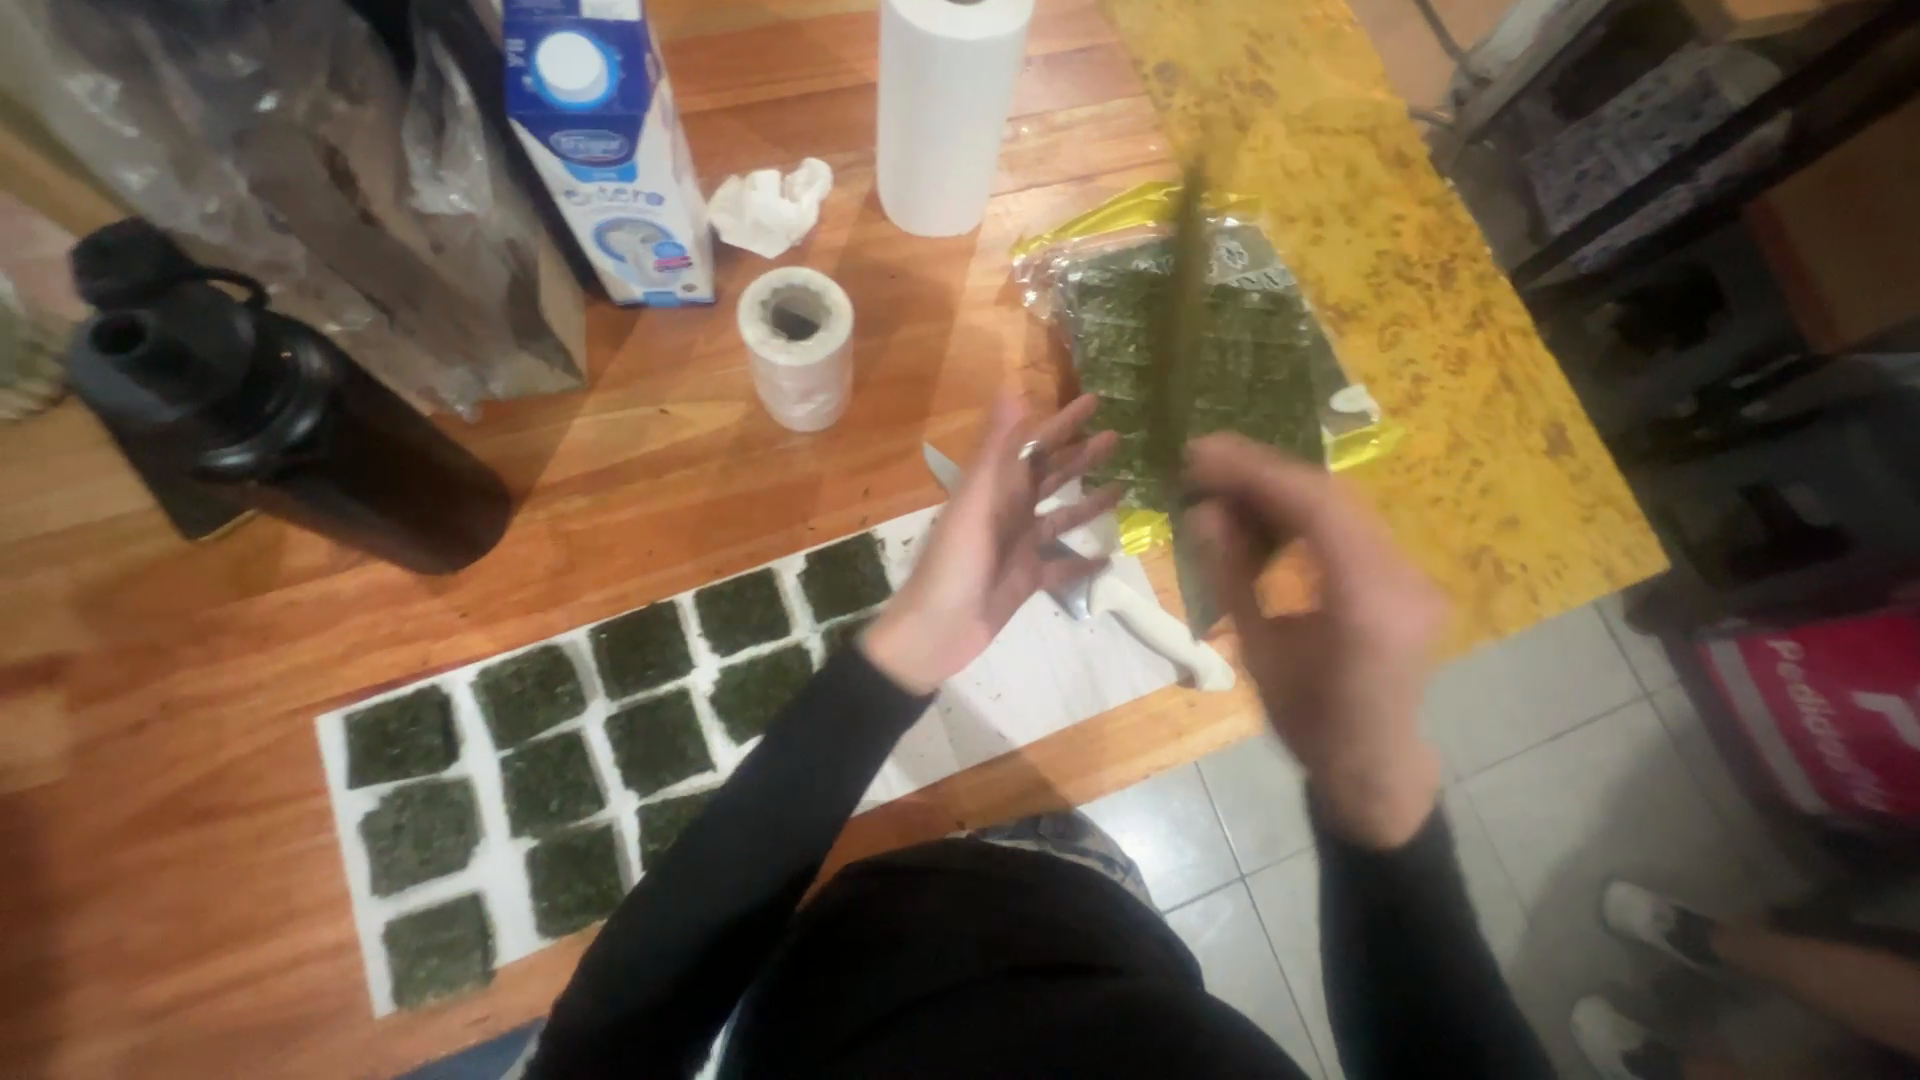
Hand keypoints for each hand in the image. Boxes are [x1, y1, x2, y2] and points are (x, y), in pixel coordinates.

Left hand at [862, 393, 1121, 694]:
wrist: (936, 630)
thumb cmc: (953, 564)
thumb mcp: (974, 502)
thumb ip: (994, 449)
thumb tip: (1012, 389)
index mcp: (994, 489)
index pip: (1035, 445)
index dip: (1062, 422)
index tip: (1096, 401)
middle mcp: (1008, 511)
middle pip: (1051, 476)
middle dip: (1082, 456)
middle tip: (1120, 437)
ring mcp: (1019, 546)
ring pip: (1061, 517)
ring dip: (1090, 501)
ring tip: (1126, 486)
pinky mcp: (1028, 580)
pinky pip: (1062, 566)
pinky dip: (1084, 561)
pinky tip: (1111, 556)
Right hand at [1184, 433, 1448, 848]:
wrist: (1373, 763)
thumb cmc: (1308, 723)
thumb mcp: (1258, 653)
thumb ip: (1234, 577)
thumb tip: (1204, 512)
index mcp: (1368, 607)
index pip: (1318, 510)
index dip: (1256, 473)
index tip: (1200, 454)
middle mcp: (1404, 579)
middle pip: (1333, 496)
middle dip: (1263, 471)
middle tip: (1202, 461)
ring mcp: (1413, 574)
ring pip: (1342, 504)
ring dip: (1280, 488)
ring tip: (1222, 483)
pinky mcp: (1405, 574)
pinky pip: (1349, 524)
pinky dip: (1300, 510)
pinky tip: (1262, 513)